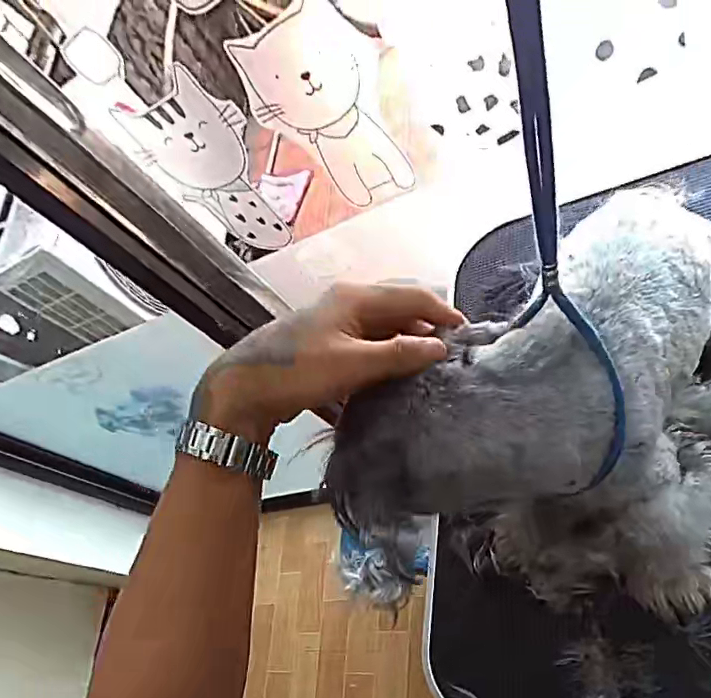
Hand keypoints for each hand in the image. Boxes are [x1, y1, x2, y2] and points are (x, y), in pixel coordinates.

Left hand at [191, 283, 462, 442]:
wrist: (246, 389)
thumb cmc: (297, 371)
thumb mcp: (353, 365)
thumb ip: (398, 355)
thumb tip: (438, 347)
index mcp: (355, 298)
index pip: (411, 295)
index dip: (441, 310)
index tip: (464, 330)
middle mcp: (347, 304)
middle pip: (398, 309)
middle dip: (426, 325)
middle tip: (449, 350)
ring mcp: (335, 324)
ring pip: (383, 328)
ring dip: (406, 343)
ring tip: (427, 365)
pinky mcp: (327, 345)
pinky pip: (367, 344)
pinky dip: (386, 355)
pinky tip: (394, 374)